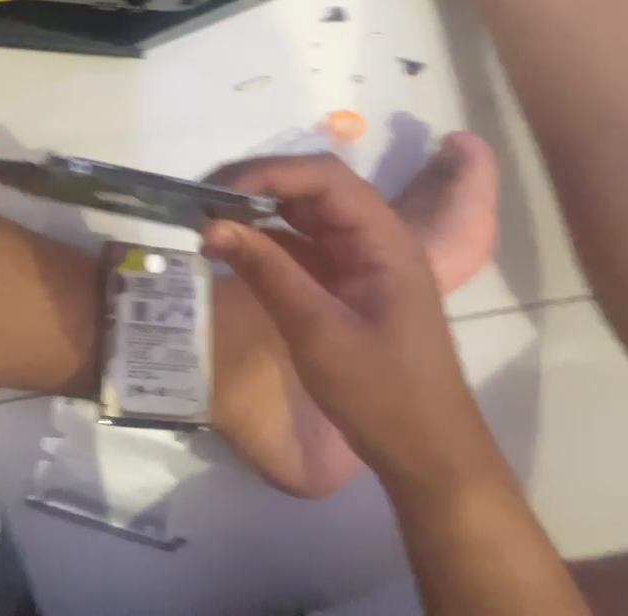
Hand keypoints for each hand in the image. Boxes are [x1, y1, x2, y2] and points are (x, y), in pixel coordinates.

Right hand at [201, 154, 503, 493]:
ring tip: (205, 222)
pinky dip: (260, 241)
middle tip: (200, 204)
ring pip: (300, 214)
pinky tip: (227, 248)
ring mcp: (357, 259)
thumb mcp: (317, 331)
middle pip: (310, 188)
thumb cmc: (383, 394)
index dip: (269, 173)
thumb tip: (209, 225)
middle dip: (254, 187)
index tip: (217, 193)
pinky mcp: (341, 280)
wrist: (428, 455)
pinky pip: (296, 244)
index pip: (325, 178)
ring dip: (253, 212)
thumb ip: (265, 271)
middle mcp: (373, 238)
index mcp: (385, 240)